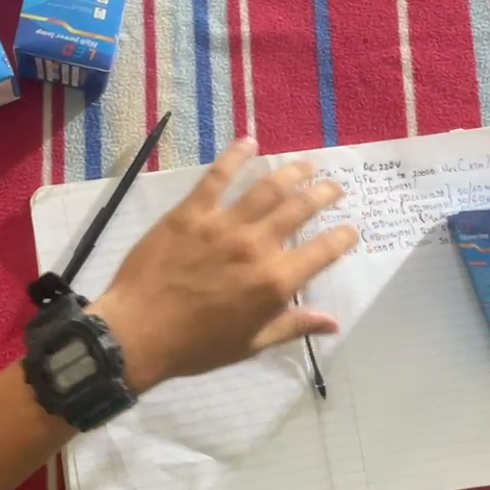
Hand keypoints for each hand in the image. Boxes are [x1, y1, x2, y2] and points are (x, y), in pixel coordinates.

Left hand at [88, 137, 361, 392]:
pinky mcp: (190, 213)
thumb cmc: (197, 346)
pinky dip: (235, 157)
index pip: (322, 252)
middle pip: (300, 209)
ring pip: (266, 188)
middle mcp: (255, 246)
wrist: (138, 332)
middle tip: (334, 186)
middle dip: (323, 194)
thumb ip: (293, 326)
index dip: (342, 238)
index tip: (351, 229)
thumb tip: (333, 322)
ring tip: (306, 165)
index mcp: (274, 282)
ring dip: (291, 172)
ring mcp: (222, 225)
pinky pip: (217, 178)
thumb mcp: (251, 344)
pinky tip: (249, 142)